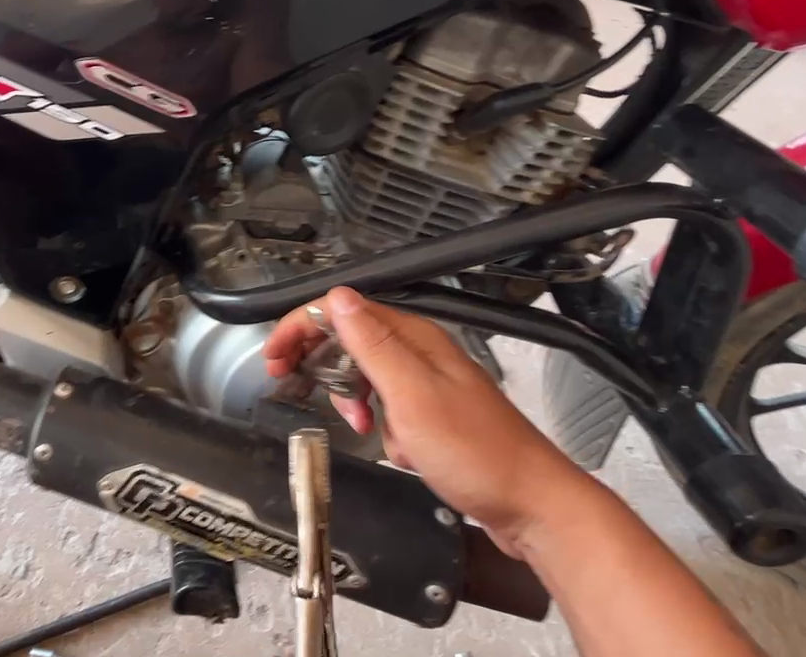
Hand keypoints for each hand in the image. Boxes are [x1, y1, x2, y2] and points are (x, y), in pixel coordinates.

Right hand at [263, 286, 599, 555]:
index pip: (340, 311)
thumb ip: (371, 343)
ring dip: (349, 396)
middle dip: (317, 360)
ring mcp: (424, 382)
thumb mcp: (410, 394)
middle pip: (348, 338)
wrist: (532, 507)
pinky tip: (388, 443)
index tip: (272, 355)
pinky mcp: (429, 412)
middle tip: (288, 380)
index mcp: (412, 337)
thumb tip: (336, 297)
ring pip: (363, 373)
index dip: (299, 328)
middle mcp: (417, 352)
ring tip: (357, 423)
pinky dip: (376, 421)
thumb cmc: (478, 453)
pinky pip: (384, 404)